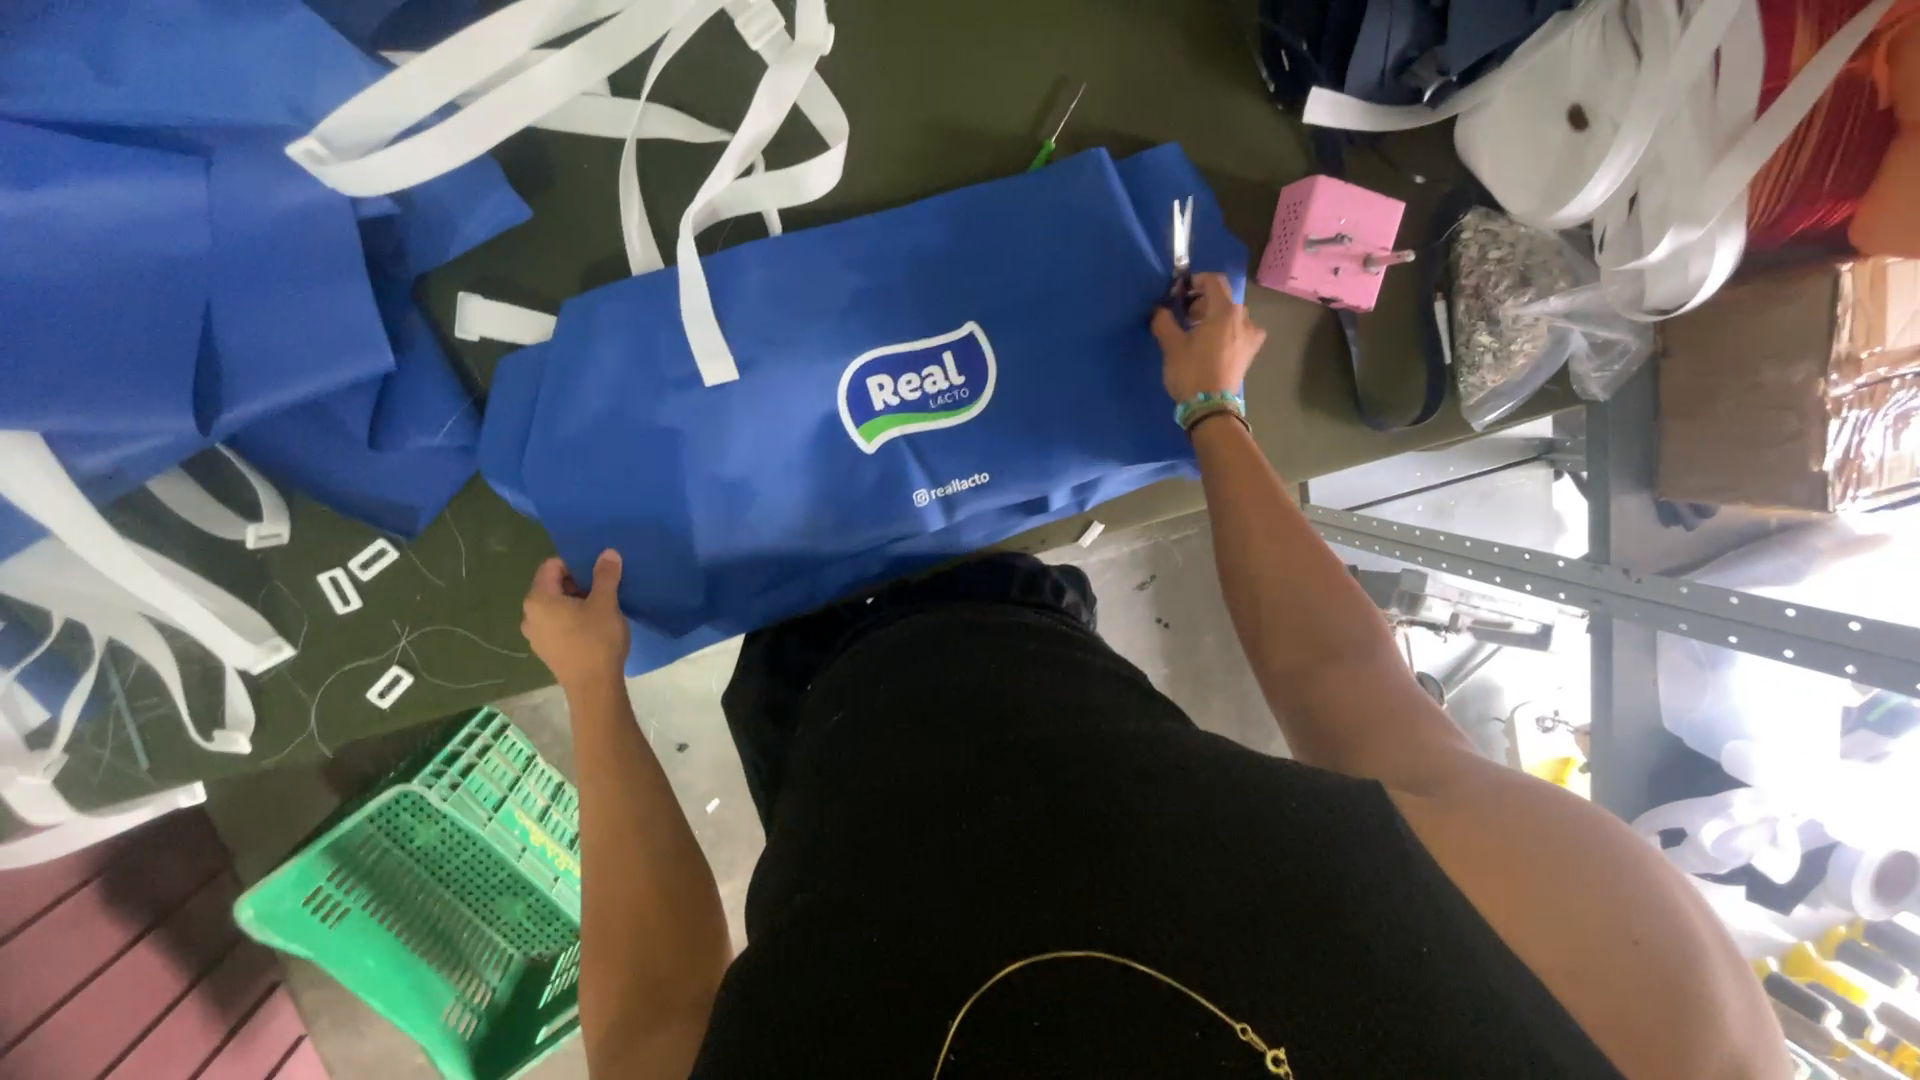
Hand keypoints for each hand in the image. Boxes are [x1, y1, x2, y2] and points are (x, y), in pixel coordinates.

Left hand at [522, 550, 631, 693]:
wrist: (594, 687)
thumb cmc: (597, 640)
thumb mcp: (605, 603)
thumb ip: (605, 575)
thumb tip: (607, 552)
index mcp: (538, 599)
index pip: (552, 566)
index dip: (576, 563)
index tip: (598, 572)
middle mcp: (529, 615)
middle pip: (552, 586)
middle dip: (578, 583)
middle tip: (604, 589)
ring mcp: (535, 636)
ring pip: (555, 607)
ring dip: (576, 602)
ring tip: (602, 609)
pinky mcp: (546, 651)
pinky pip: (557, 625)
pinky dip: (572, 620)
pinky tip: (593, 629)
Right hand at [1151, 273, 1266, 402]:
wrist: (1211, 408)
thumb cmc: (1191, 372)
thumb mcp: (1172, 345)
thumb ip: (1164, 321)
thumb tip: (1159, 310)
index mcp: (1225, 311)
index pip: (1214, 281)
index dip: (1195, 281)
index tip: (1179, 292)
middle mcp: (1243, 318)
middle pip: (1223, 298)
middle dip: (1202, 301)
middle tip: (1184, 316)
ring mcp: (1251, 335)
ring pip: (1232, 315)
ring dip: (1214, 317)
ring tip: (1196, 332)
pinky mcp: (1250, 352)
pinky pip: (1238, 331)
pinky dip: (1225, 330)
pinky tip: (1212, 344)